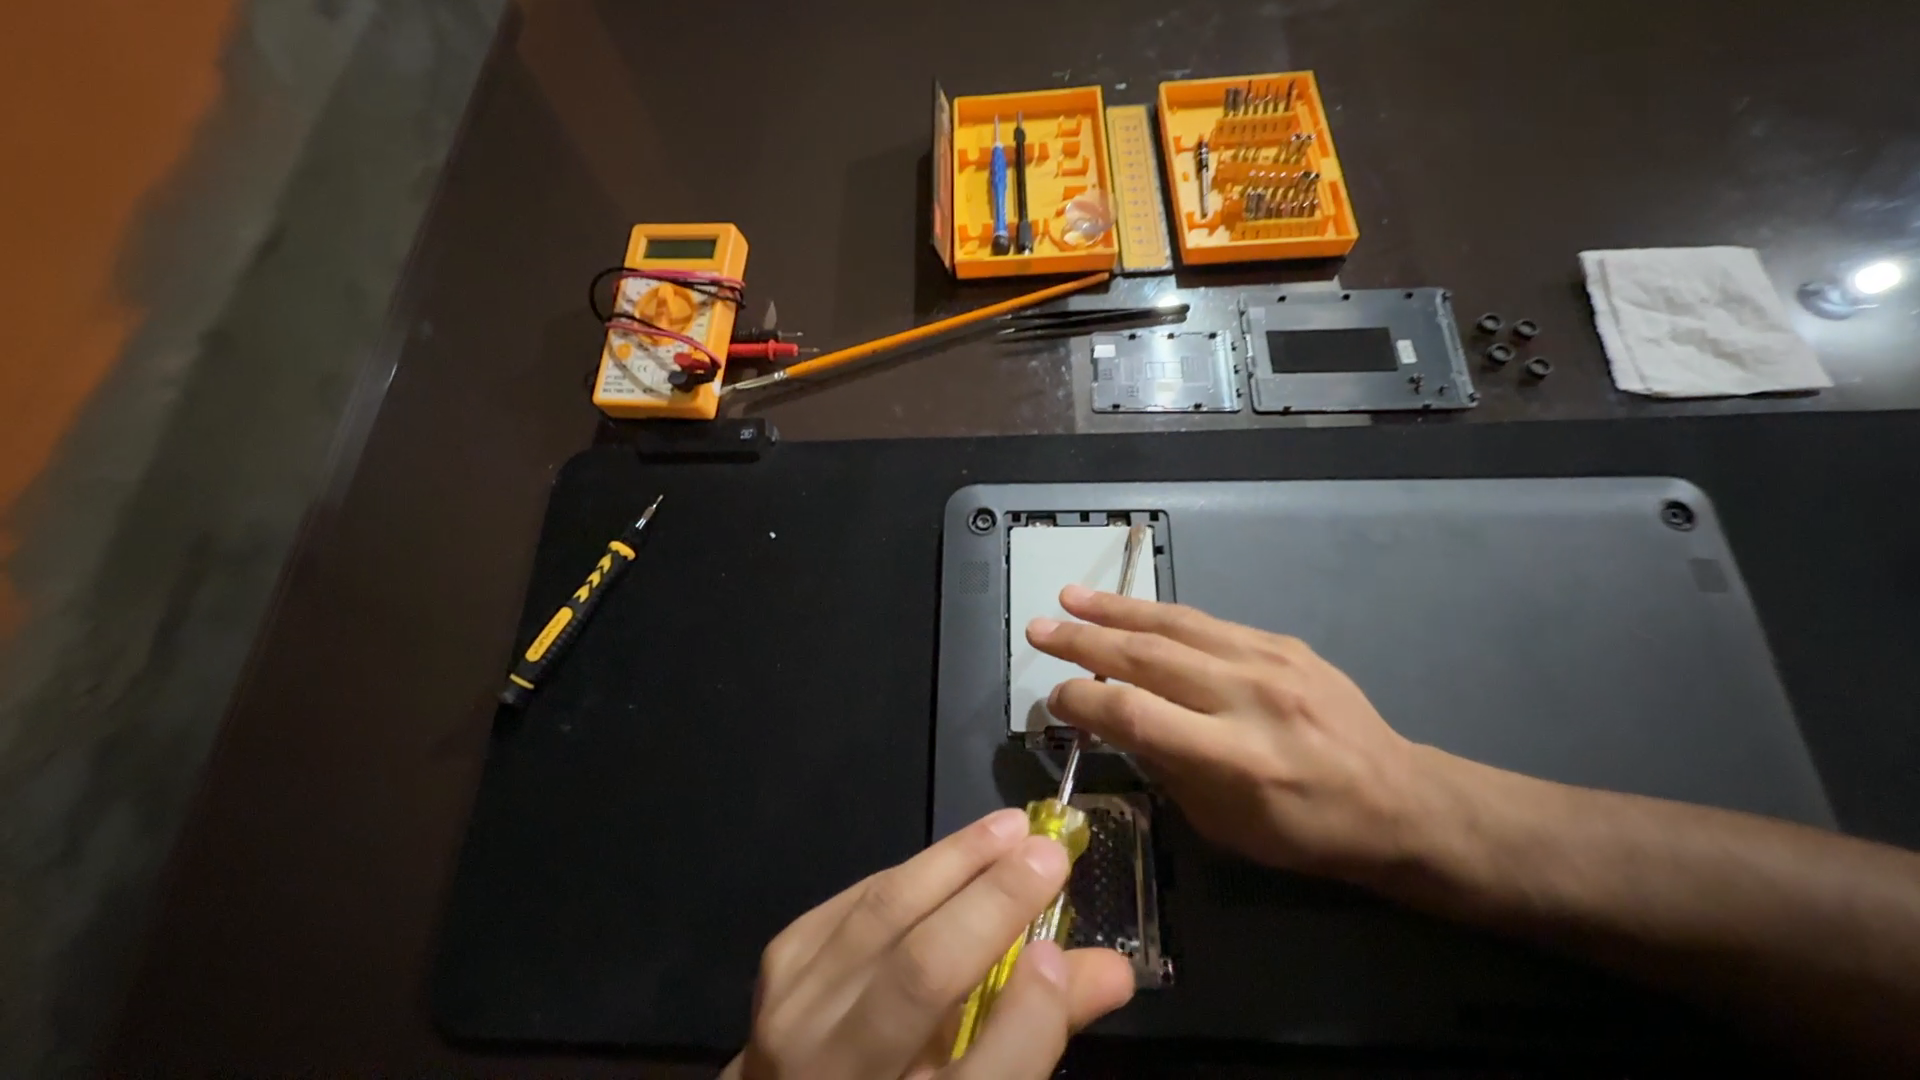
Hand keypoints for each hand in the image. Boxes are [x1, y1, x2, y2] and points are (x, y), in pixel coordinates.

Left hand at [722, 807, 1134, 1079]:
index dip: (1027, 1020)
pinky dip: (915, 872)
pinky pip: (860, 899)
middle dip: (994, 903)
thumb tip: (1112, 968)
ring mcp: (794, 1011)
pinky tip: (956, 852)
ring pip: (884, 914)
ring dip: (954, 861)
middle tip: (1050, 852)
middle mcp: (835, 1070)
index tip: (1064, 955)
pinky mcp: (781, 962)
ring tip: (1011, 826)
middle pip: (921, 975)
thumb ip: (1034, 1035)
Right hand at [1027, 585, 1437, 881]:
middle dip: (1084, 642)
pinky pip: (1209, 623)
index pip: (1136, 715)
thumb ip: (1168, 767)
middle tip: (1039, 629)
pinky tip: (1133, 611)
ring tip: (1071, 598)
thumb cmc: (1305, 832)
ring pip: (1176, 625)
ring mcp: (1270, 662)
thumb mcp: (1224, 823)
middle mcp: (1248, 699)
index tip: (1053, 697)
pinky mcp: (1283, 643)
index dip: (1084, 703)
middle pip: (1148, 658)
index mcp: (1234, 757)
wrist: (1397, 798)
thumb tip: (1119, 722)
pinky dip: (1162, 616)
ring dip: (1116, 610)